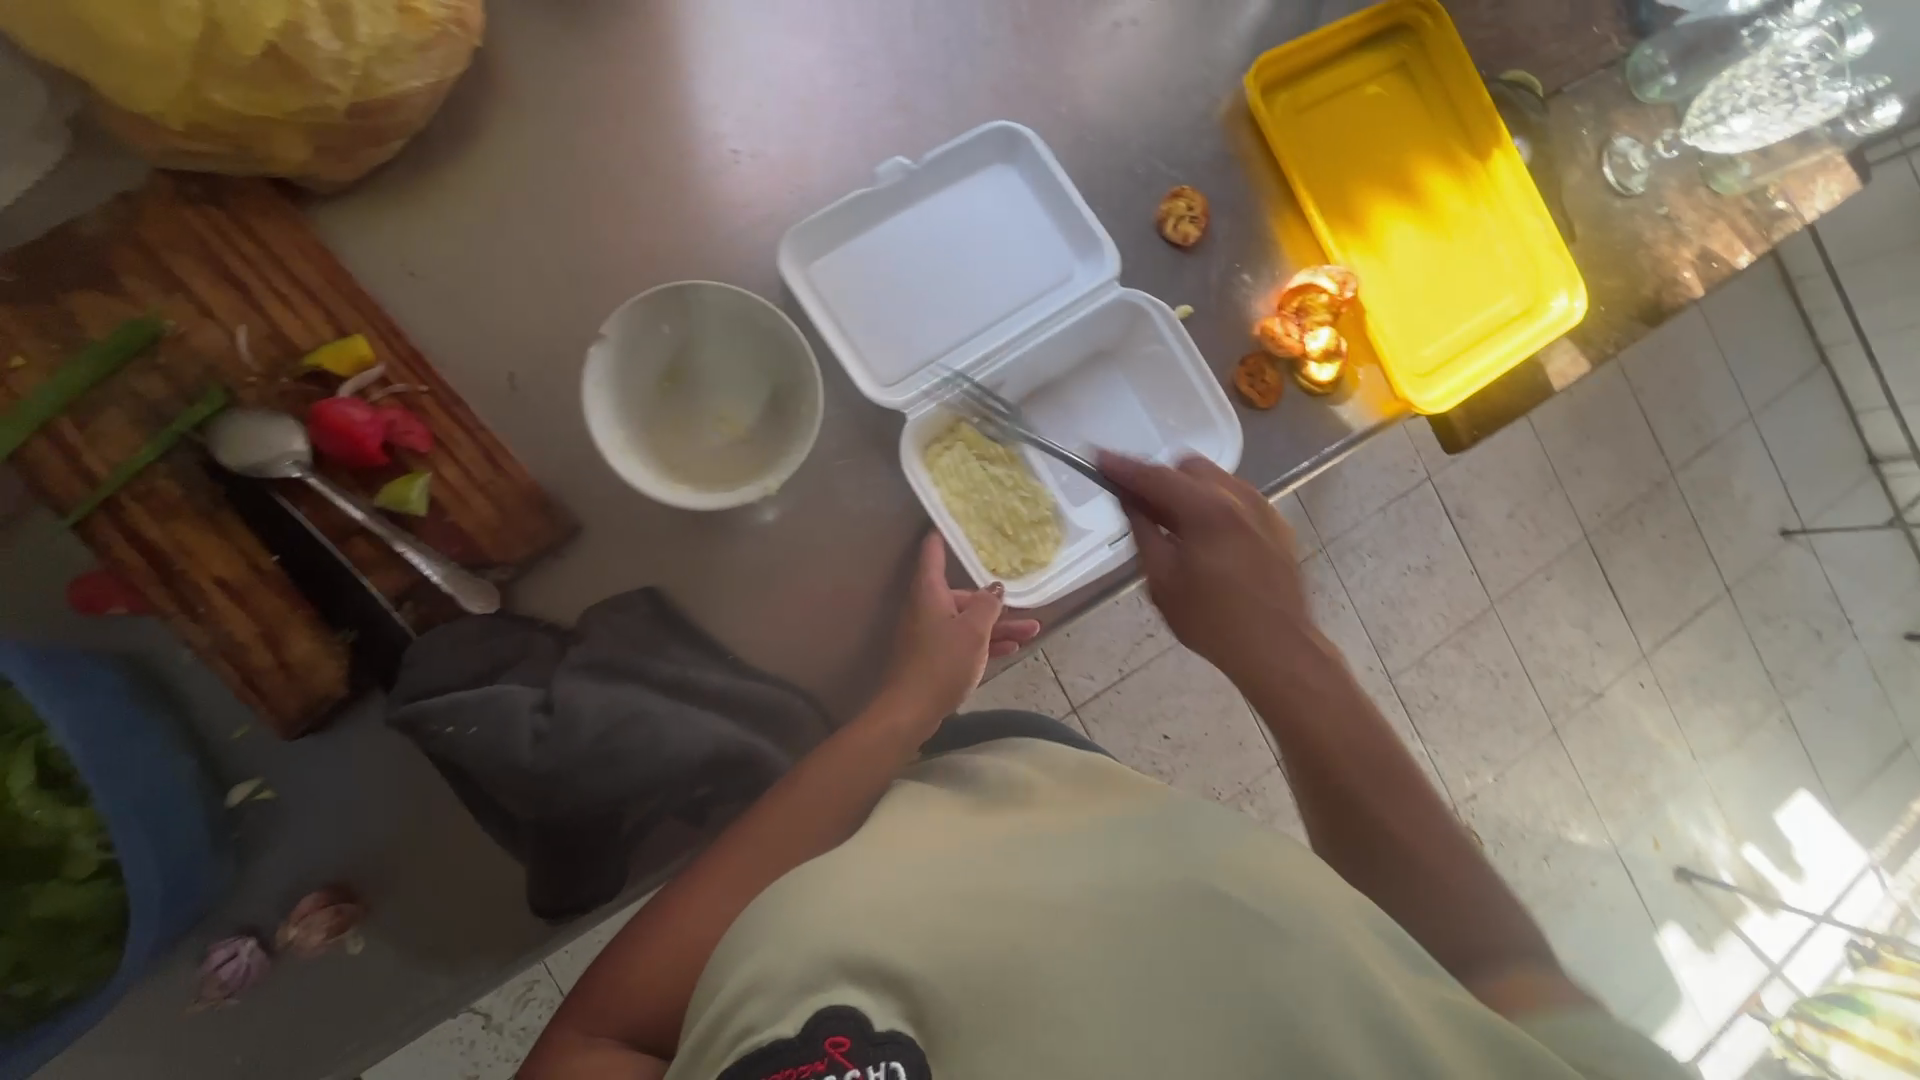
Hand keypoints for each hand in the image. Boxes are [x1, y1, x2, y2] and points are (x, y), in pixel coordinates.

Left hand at [872, 532, 1042, 730]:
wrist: (911, 710)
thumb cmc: (941, 662)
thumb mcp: (973, 631)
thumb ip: (988, 605)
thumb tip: (996, 588)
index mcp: (930, 593)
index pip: (933, 554)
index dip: (941, 538)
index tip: (950, 523)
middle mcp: (927, 608)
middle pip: (961, 595)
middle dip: (994, 602)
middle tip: (1025, 607)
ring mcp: (929, 634)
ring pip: (967, 622)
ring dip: (998, 626)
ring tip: (1032, 631)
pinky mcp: (934, 658)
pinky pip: (964, 642)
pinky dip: (985, 643)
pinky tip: (1012, 648)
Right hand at [1099, 452, 1315, 683]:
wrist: (1277, 648)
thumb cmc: (1211, 621)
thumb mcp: (1161, 580)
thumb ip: (1142, 530)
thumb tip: (1128, 500)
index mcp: (1207, 510)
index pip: (1155, 476)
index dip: (1122, 467)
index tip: (1098, 459)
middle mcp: (1238, 498)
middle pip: (1188, 467)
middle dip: (1159, 477)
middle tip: (1136, 503)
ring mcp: (1262, 509)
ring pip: (1215, 479)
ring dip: (1186, 490)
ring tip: (1169, 522)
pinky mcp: (1276, 524)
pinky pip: (1235, 499)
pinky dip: (1212, 504)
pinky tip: (1202, 536)